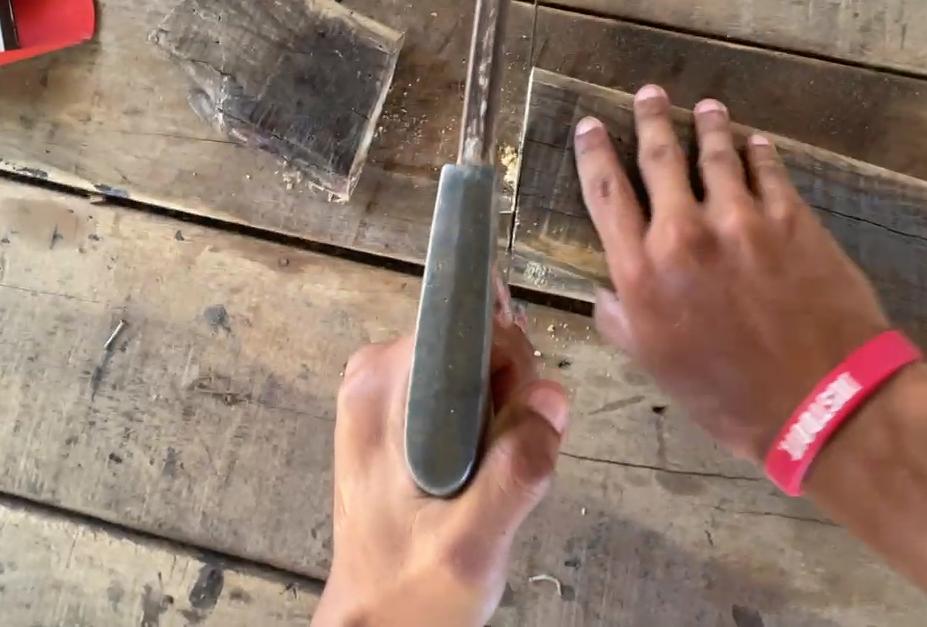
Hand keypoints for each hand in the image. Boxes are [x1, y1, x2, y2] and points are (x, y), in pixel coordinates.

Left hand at [315, 317, 569, 626]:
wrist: (376, 625)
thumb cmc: (412, 591)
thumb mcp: (472, 544)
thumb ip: (515, 471)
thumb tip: (551, 395)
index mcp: (381, 387)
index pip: (466, 328)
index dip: (507, 365)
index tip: (515, 419)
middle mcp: (375, 372)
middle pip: (472, 341)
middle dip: (506, 392)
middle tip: (499, 461)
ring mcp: (383, 387)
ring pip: (472, 363)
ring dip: (498, 409)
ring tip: (485, 472)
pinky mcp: (395, 407)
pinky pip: (460, 385)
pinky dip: (483, 418)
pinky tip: (476, 466)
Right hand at [572, 85, 891, 461]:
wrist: (825, 405)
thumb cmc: (729, 394)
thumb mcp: (656, 365)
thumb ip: (621, 319)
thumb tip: (603, 290)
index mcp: (642, 269)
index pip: (606, 192)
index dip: (595, 153)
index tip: (590, 126)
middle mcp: (683, 232)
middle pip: (659, 158)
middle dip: (651, 119)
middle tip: (649, 93)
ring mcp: (740, 219)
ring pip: (716, 155)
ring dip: (708, 126)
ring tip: (705, 106)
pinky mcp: (790, 219)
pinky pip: (768, 171)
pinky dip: (758, 151)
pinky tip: (755, 141)